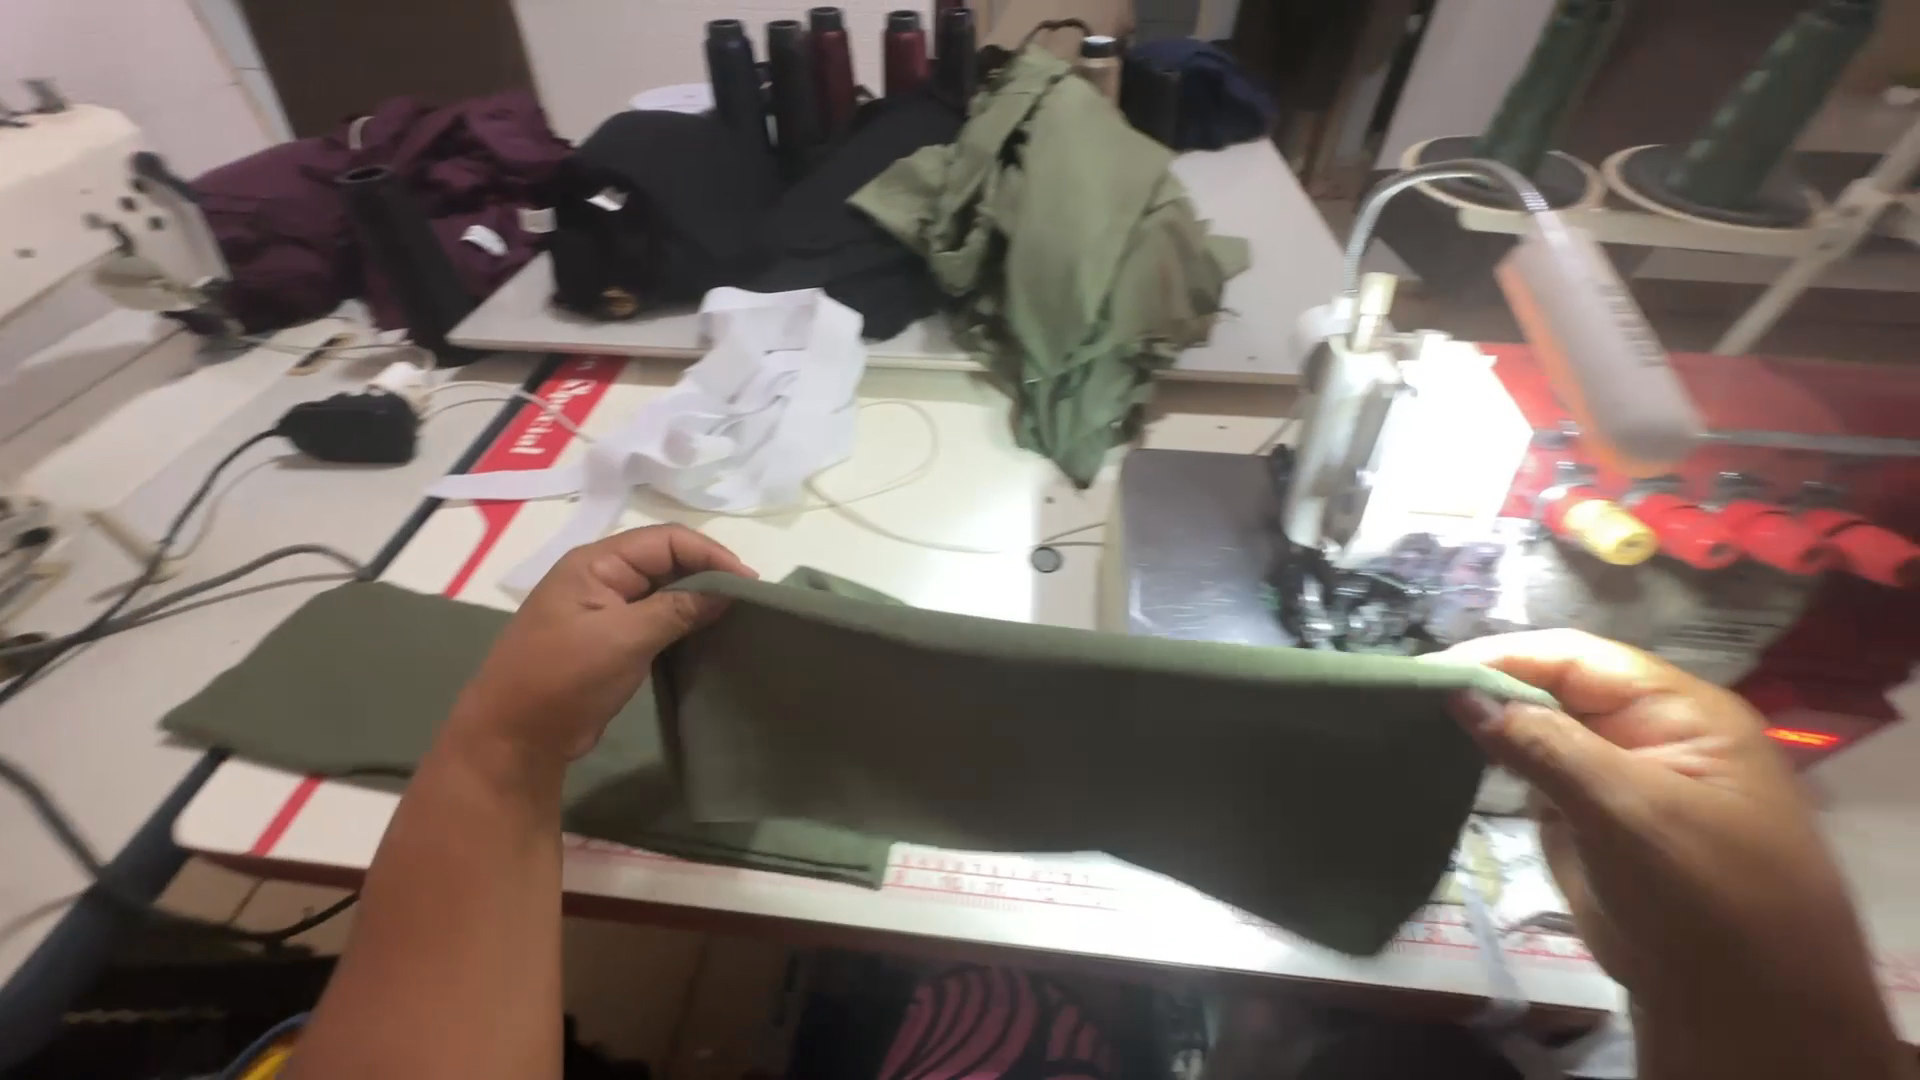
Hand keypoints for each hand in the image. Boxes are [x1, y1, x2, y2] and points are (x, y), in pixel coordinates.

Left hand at [451, 525, 754, 765]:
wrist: (515, 739)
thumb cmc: (564, 679)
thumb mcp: (624, 639)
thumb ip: (678, 608)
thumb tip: (727, 591)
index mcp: (596, 563)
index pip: (666, 540)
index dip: (711, 554)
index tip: (748, 582)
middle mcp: (602, 576)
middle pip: (667, 558)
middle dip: (709, 571)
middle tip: (749, 597)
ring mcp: (606, 607)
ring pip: (665, 586)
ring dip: (700, 595)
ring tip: (736, 612)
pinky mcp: (613, 636)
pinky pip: (658, 614)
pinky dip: (686, 617)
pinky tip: (709, 630)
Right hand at [1442, 630, 1907, 1077]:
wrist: (1734, 1004)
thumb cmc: (1701, 895)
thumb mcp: (1624, 810)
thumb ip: (1541, 744)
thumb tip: (1458, 692)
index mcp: (1679, 712)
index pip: (1575, 657)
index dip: (1502, 656)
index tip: (1431, 672)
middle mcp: (1645, 728)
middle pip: (1551, 683)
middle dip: (1486, 686)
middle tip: (1414, 696)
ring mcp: (1614, 766)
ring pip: (1535, 721)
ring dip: (1482, 719)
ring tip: (1419, 718)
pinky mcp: (1586, 804)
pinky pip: (1530, 762)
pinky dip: (1490, 754)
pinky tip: (1449, 752)